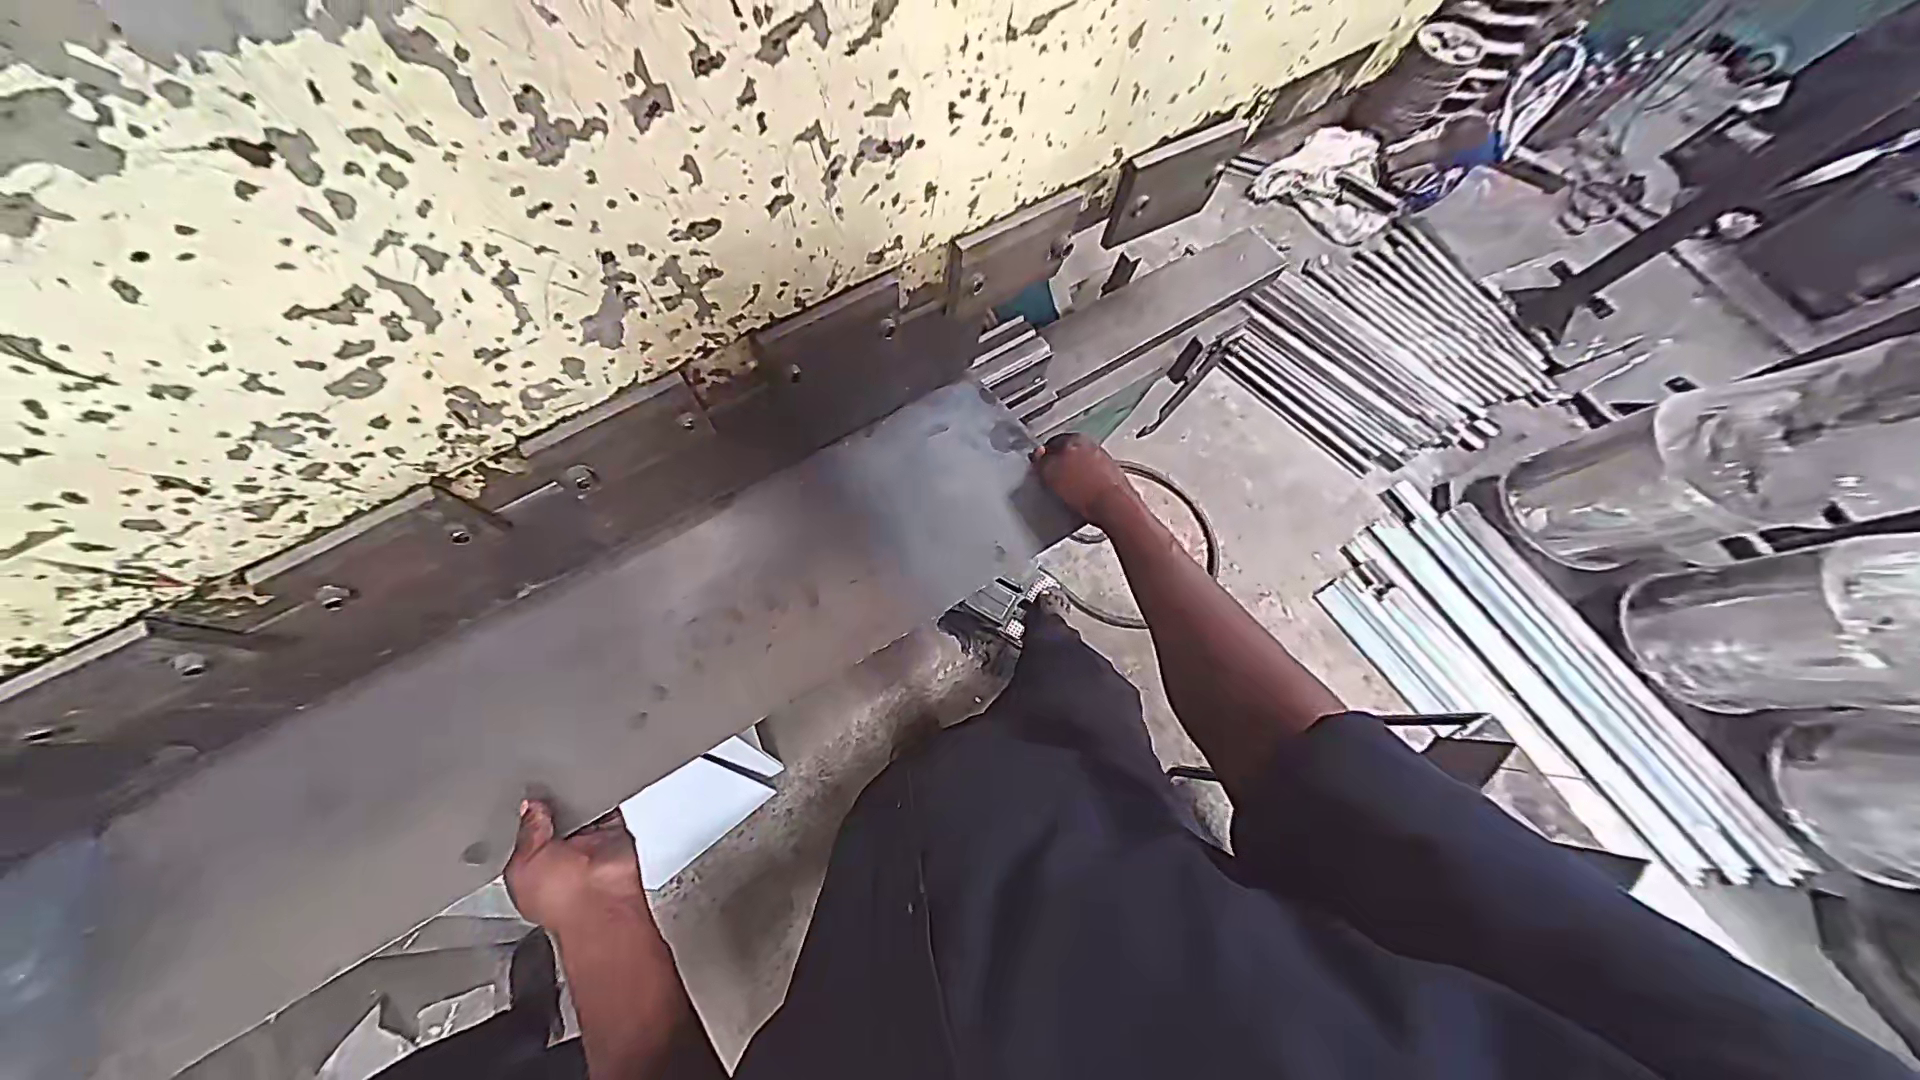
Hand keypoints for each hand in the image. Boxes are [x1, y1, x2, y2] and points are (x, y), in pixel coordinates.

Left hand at [505, 799, 647, 936]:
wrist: (602, 899)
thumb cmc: (560, 901)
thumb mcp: (524, 864)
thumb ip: (528, 832)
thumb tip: (531, 808)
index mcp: (533, 868)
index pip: (527, 835)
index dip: (526, 816)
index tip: (527, 799)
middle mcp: (562, 857)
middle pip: (556, 818)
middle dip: (553, 805)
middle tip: (549, 793)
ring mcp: (589, 843)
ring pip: (582, 809)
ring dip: (578, 799)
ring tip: (572, 792)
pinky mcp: (614, 831)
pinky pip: (609, 806)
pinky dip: (604, 796)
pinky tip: (594, 792)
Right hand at [1032, 433, 1138, 528]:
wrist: (1112, 507)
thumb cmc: (1085, 490)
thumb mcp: (1050, 473)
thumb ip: (1041, 461)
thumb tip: (1037, 454)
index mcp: (1076, 439)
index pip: (1053, 442)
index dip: (1043, 457)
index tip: (1039, 468)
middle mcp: (1093, 447)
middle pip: (1069, 454)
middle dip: (1060, 466)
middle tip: (1051, 482)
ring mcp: (1104, 462)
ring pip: (1081, 467)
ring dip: (1074, 477)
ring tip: (1067, 494)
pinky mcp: (1112, 479)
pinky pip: (1092, 480)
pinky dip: (1086, 487)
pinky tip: (1081, 499)